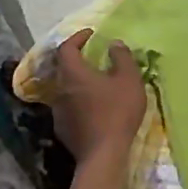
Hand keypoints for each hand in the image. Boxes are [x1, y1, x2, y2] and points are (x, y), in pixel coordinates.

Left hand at [49, 28, 146, 162]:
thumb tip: (113, 43)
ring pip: (66, 89)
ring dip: (79, 81)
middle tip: (94, 56)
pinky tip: (94, 106)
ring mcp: (58, 112)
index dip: (77, 38)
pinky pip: (69, 106)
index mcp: (73, 74)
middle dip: (77, 59)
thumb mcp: (129, 79)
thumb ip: (121, 57)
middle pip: (63, 69)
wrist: (103, 154)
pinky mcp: (62, 129)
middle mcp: (60, 90)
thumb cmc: (117, 110)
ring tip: (97, 82)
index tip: (91, 34)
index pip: (66, 49)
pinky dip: (79, 99)